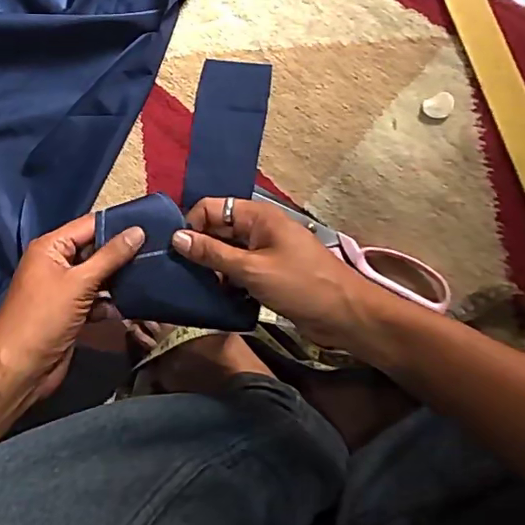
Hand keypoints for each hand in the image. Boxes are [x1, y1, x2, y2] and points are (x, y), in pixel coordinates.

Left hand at [0, 215, 144, 404]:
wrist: (20, 370)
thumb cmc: (44, 318)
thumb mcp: (79, 283)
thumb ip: (110, 256)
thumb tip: (138, 230)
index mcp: (51, 247)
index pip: (89, 225)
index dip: (118, 224)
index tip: (152, 223)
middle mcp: (57, 263)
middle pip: (96, 249)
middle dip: (123, 252)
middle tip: (159, 249)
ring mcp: (64, 288)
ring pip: (99, 276)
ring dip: (120, 278)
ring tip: (153, 273)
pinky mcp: (72, 312)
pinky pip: (97, 299)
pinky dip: (111, 302)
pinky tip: (133, 303)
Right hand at [170, 197, 383, 349]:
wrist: (347, 316)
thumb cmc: (301, 286)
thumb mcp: (252, 270)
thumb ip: (213, 254)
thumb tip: (176, 237)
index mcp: (258, 216)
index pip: (211, 207)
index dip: (192, 225)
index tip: (178, 252)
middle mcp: (259, 229)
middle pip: (217, 229)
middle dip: (199, 248)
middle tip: (180, 273)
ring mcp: (265, 252)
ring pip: (226, 252)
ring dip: (212, 268)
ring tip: (195, 288)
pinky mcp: (269, 274)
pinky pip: (238, 270)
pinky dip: (226, 281)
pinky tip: (215, 297)